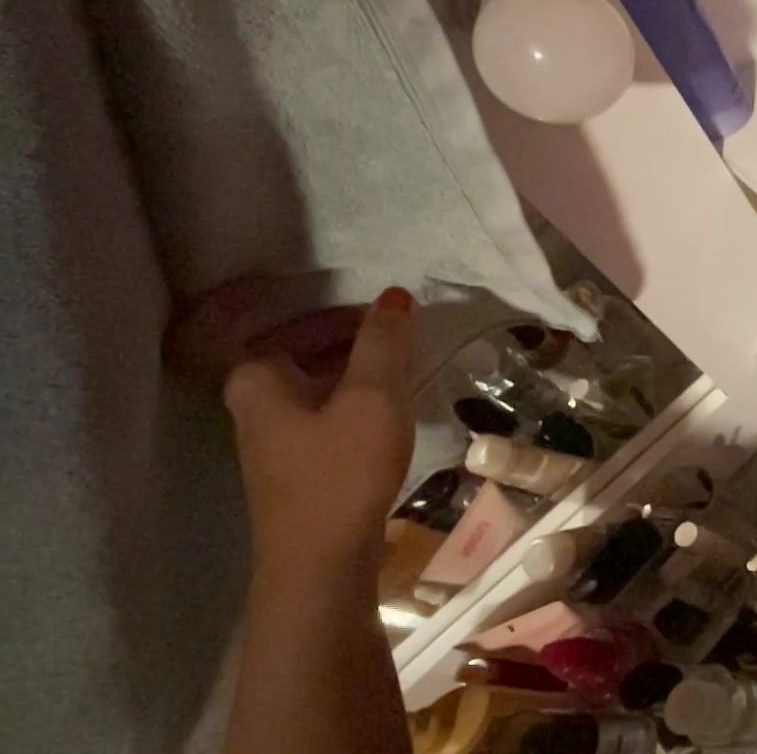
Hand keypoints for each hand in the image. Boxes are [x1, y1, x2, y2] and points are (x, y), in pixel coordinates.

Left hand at [225, 287, 416, 569]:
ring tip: (406, 363)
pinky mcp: (299, 462)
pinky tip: (390, 405)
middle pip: (304, 351)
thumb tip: (396, 294)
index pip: (298, 325)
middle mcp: (256, 404)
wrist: (323, 558)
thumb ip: (384, 342)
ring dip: (359, 367)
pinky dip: (357, 396)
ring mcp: (275, 436)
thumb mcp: (374, 395)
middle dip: (353, 337)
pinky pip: (327, 408)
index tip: (393, 314)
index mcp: (258, 380)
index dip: (344, 313)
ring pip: (318, 381)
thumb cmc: (343, 468)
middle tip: (404, 333)